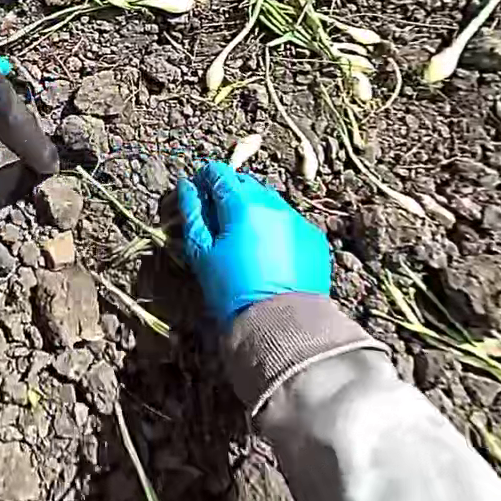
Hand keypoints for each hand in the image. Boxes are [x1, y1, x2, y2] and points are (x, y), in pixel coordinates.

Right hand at [175, 161, 331, 323]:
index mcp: (243, 203)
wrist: (281, 327)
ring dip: (254, 210)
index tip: (198, 193)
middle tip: (218, 219)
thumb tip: (187, 186)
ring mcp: (297, 220)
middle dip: (229, 194)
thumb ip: (192, 214)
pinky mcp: (313, 238)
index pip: (219, 173)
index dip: (204, 179)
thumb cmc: (233, 292)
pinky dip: (276, 228)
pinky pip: (289, 222)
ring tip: (243, 239)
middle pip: (245, 184)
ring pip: (269, 201)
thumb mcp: (202, 253)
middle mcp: (274, 204)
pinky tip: (268, 254)